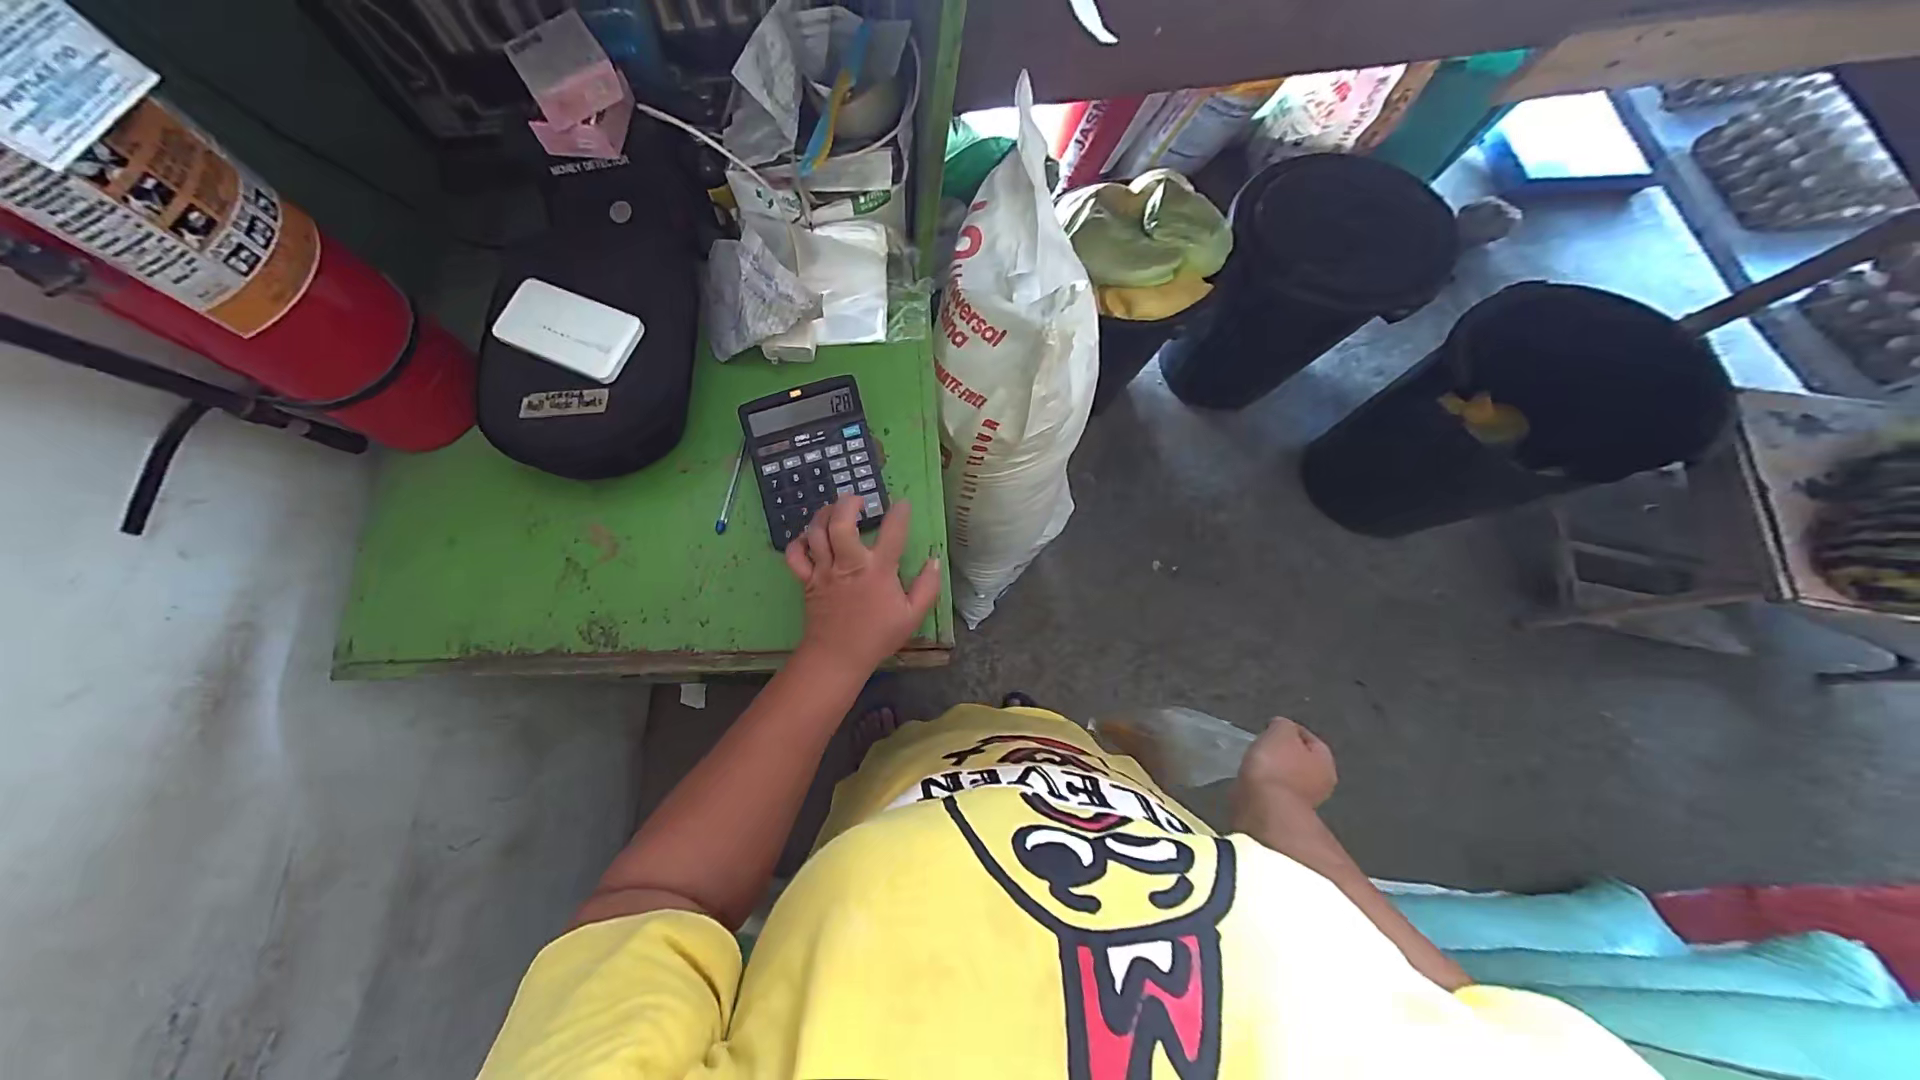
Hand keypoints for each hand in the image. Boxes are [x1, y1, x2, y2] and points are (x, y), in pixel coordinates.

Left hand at [785, 494, 941, 672]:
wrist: (838, 656)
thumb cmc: (878, 636)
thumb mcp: (912, 615)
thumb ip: (927, 587)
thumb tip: (934, 561)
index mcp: (878, 572)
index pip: (892, 532)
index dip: (899, 513)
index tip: (902, 504)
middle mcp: (849, 565)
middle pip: (841, 523)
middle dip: (847, 504)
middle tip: (857, 500)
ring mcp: (825, 571)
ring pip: (816, 532)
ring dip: (824, 515)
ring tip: (834, 510)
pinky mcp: (807, 580)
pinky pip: (795, 555)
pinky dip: (799, 542)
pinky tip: (809, 537)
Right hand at [1235, 716, 1336, 808]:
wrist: (1263, 808)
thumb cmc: (1276, 766)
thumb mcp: (1280, 733)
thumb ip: (1283, 725)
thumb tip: (1280, 727)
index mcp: (1326, 763)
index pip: (1310, 738)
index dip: (1290, 729)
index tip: (1270, 726)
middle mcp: (1321, 784)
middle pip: (1300, 760)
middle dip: (1284, 752)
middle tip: (1263, 743)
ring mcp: (1303, 802)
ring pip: (1286, 777)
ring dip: (1273, 770)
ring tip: (1254, 761)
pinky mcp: (1283, 814)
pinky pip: (1273, 791)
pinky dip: (1264, 784)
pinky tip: (1251, 779)